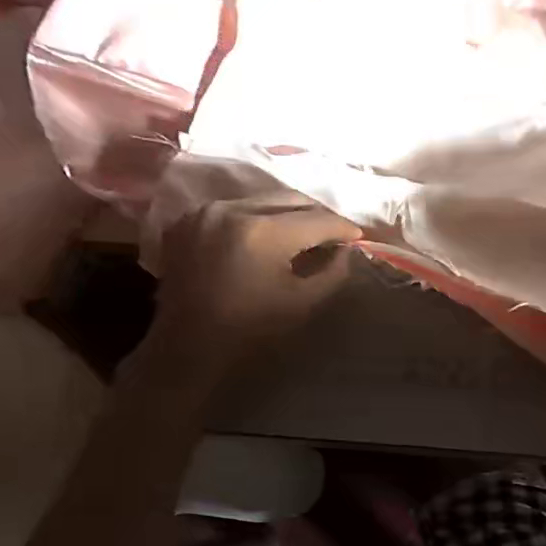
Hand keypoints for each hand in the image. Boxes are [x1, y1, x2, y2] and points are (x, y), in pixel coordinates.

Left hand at [151, 191, 361, 367]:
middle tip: (335, 234)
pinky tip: (268, 238)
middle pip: (290, 199)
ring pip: (262, 200)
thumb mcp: (304, 302)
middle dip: (318, 215)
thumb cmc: (251, 329)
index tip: (359, 238)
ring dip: (289, 214)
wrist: (187, 346)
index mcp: (263, 232)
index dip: (344, 228)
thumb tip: (346, 250)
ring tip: (305, 234)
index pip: (317, 219)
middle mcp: (232, 209)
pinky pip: (234, 208)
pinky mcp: (187, 220)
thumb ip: (333, 271)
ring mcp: (205, 211)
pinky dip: (257, 218)